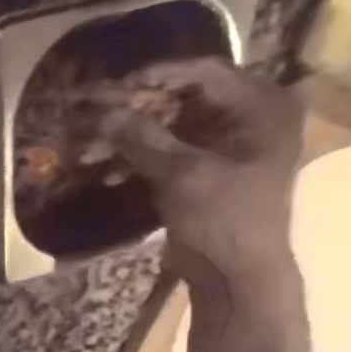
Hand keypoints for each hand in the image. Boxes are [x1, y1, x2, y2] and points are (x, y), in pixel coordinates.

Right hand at [100, 59, 304, 290]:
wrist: (236, 278)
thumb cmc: (224, 220)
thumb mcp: (183, 175)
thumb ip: (143, 139)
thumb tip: (104, 114)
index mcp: (261, 108)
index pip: (205, 73)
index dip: (157, 77)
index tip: (115, 88)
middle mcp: (248, 119)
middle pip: (181, 102)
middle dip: (134, 114)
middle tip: (94, 119)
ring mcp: (225, 148)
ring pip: (168, 131)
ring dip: (128, 142)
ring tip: (89, 154)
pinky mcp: (204, 174)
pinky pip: (167, 155)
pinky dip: (137, 162)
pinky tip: (108, 174)